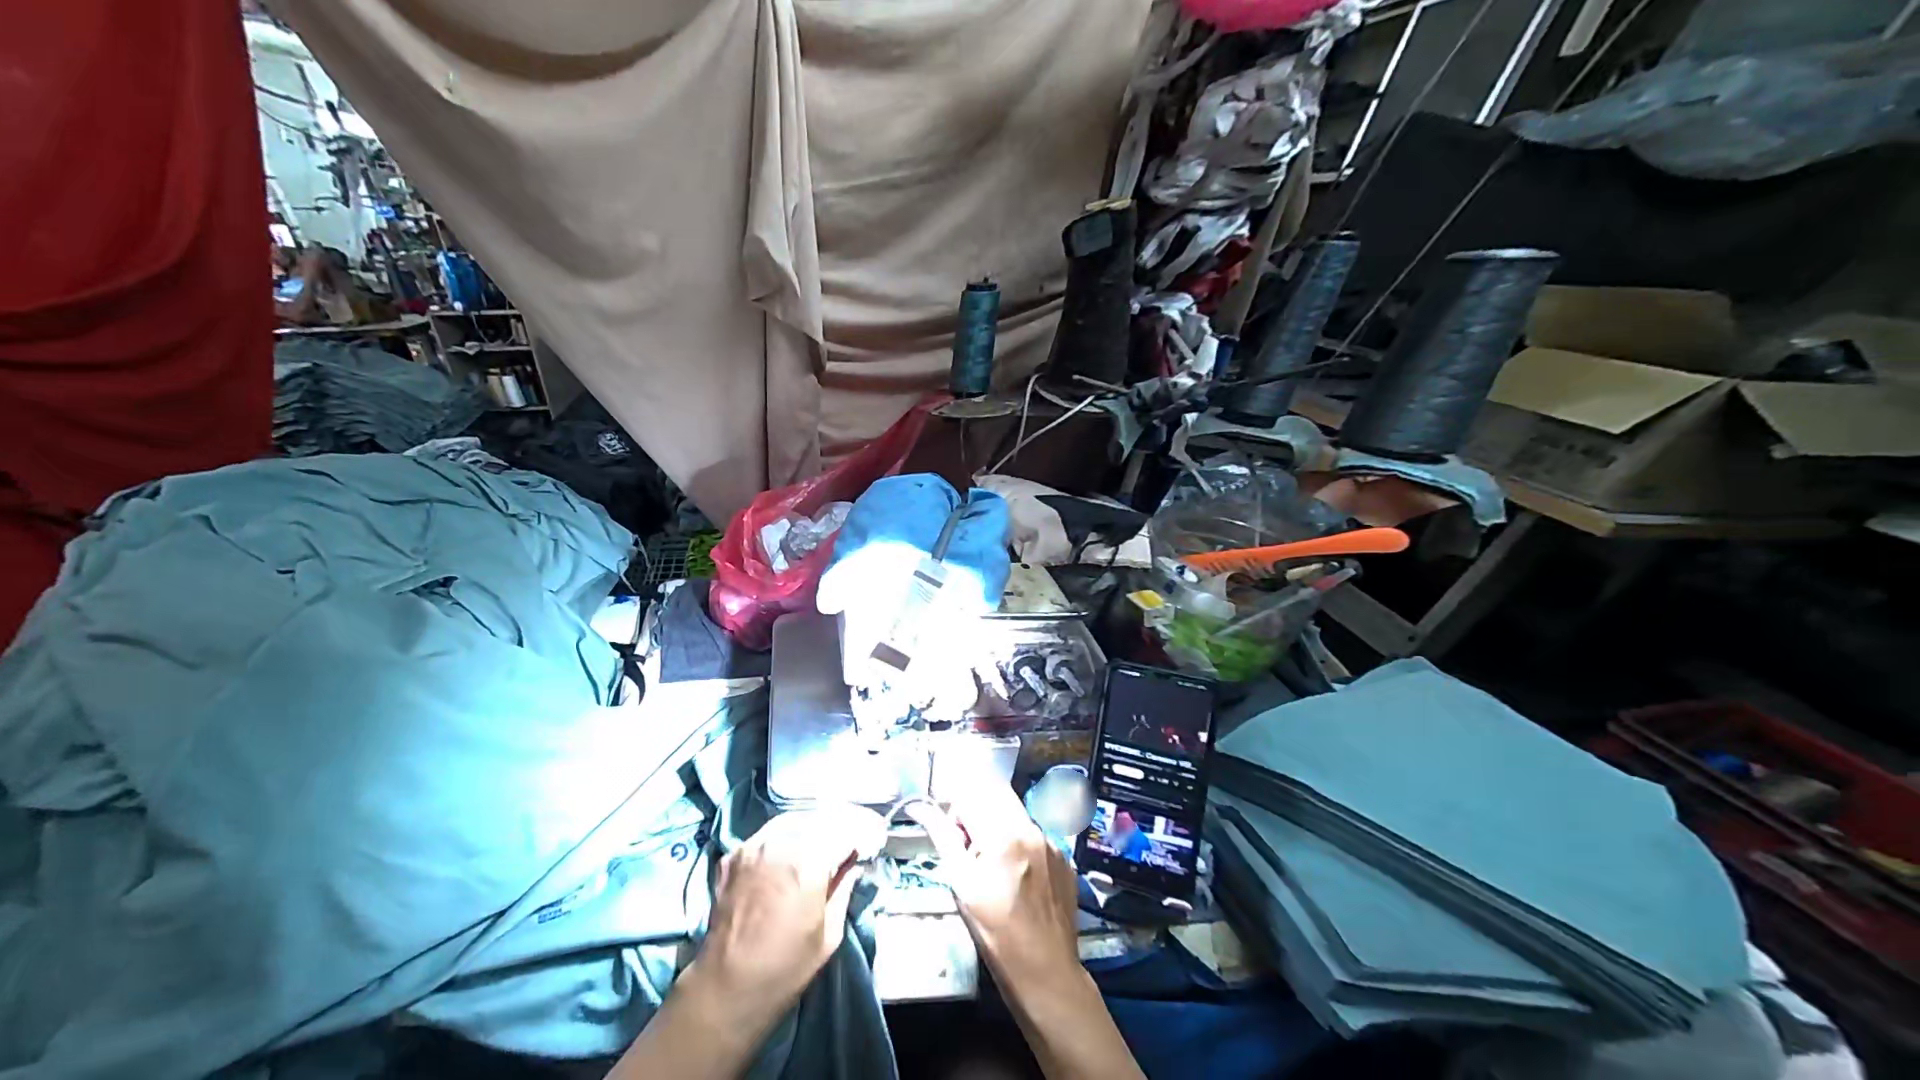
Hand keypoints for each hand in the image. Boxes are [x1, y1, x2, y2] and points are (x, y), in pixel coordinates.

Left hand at [612, 806, 886, 1079]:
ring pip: (793, 820)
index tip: (874, 840)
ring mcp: (752, 846)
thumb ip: (843, 889)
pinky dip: (786, 835)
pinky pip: (768, 833)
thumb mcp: (829, 934)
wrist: (726, 989)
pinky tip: (792, 852)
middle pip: (820, 819)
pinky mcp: (733, 855)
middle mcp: (779, 842)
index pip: (846, 830)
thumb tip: (853, 865)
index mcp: (808, 861)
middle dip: (840, 827)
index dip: (864, 834)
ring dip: (813, 827)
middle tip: (852, 841)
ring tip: (824, 843)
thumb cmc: (784, 969)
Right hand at [908, 779, 1146, 1079]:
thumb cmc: (997, 934)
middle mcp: (1032, 830)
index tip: (950, 832)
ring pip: (1016, 815)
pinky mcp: (1065, 858)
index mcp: (1004, 835)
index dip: (954, 810)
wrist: (1047, 972)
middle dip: (977, 810)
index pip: (971, 796)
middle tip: (968, 844)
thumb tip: (921, 809)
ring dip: (998, 826)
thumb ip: (944, 839)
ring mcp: (1052, 843)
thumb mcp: (962, 887)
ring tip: (993, 865)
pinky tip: (1016, 876)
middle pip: (997, 797)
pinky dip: (1019, 844)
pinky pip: (1035, 836)